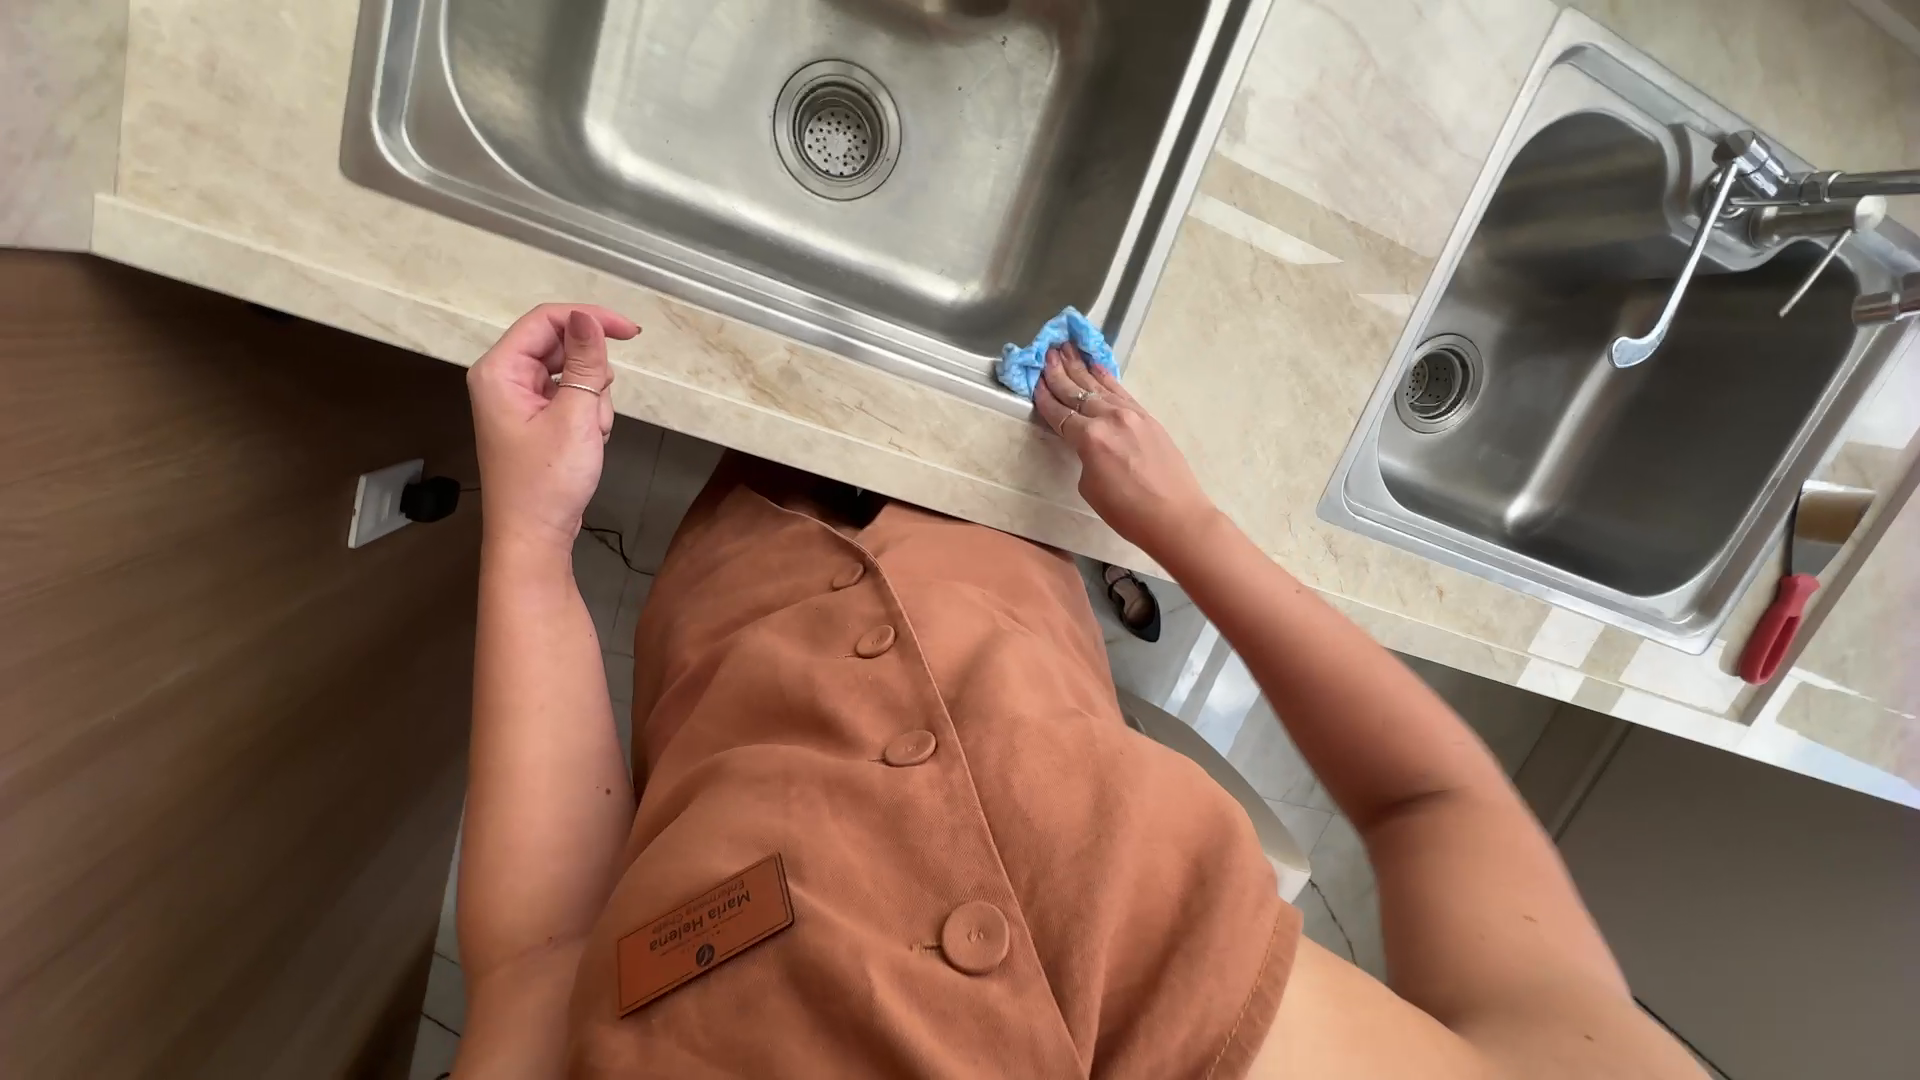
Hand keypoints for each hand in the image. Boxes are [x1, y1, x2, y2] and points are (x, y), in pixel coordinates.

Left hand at [467, 304, 639, 553]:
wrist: (535, 534)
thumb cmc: (548, 480)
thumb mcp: (575, 417)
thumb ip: (584, 363)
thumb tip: (589, 318)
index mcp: (500, 371)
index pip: (547, 321)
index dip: (590, 319)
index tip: (632, 333)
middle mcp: (505, 379)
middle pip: (562, 350)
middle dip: (592, 378)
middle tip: (594, 416)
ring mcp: (521, 401)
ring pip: (574, 376)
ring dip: (593, 402)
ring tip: (588, 437)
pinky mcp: (537, 420)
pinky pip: (572, 399)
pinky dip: (588, 416)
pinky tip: (587, 444)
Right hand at [1033, 343, 1215, 558]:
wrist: (1175, 516)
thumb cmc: (1128, 512)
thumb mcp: (1090, 488)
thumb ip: (1084, 458)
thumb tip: (1087, 444)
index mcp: (1090, 438)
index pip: (1059, 413)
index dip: (1044, 398)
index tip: (1033, 381)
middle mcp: (1109, 418)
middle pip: (1077, 392)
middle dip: (1058, 372)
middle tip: (1046, 353)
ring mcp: (1131, 415)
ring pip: (1099, 386)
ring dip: (1080, 367)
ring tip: (1066, 349)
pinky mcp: (1147, 418)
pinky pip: (1120, 391)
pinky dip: (1106, 377)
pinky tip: (1096, 366)